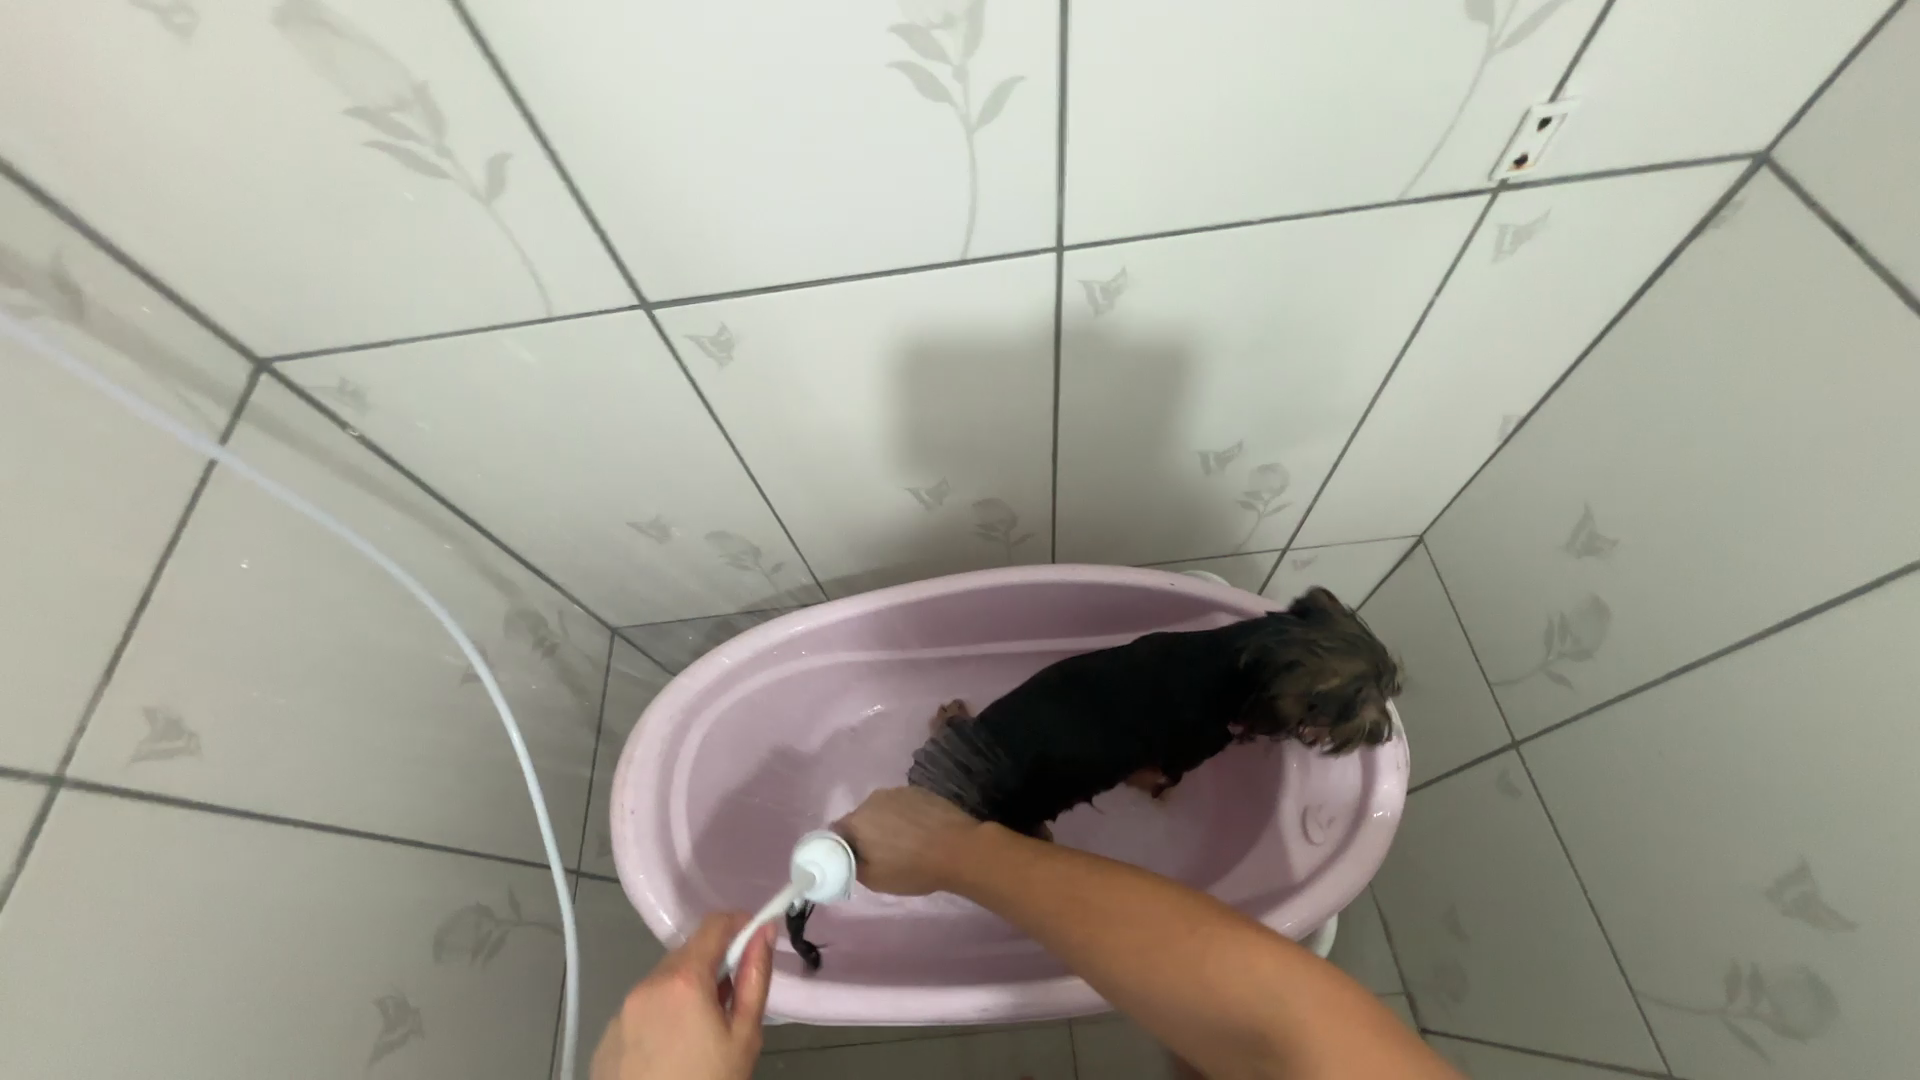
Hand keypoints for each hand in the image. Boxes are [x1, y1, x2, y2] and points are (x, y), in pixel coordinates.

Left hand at [590, 913, 772, 1079]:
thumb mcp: (744, 1036)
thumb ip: (755, 976)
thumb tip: (764, 930)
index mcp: (684, 979)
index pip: (714, 925)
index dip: (740, 924)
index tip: (755, 942)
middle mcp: (647, 985)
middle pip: (688, 953)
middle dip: (713, 965)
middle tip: (731, 1002)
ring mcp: (620, 1013)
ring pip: (663, 982)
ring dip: (685, 991)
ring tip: (699, 1036)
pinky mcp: (605, 1040)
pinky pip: (641, 1010)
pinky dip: (660, 1017)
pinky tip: (669, 1055)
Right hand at [833, 786, 984, 895]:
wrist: (958, 849)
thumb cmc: (913, 868)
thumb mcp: (875, 880)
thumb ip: (853, 866)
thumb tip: (850, 856)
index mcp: (857, 821)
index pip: (836, 831)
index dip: (842, 847)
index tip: (854, 860)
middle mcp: (873, 799)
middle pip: (860, 818)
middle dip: (865, 834)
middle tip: (881, 855)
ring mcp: (898, 791)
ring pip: (881, 810)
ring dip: (886, 823)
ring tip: (905, 843)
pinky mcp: (919, 790)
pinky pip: (901, 804)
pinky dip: (904, 816)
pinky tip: (920, 831)